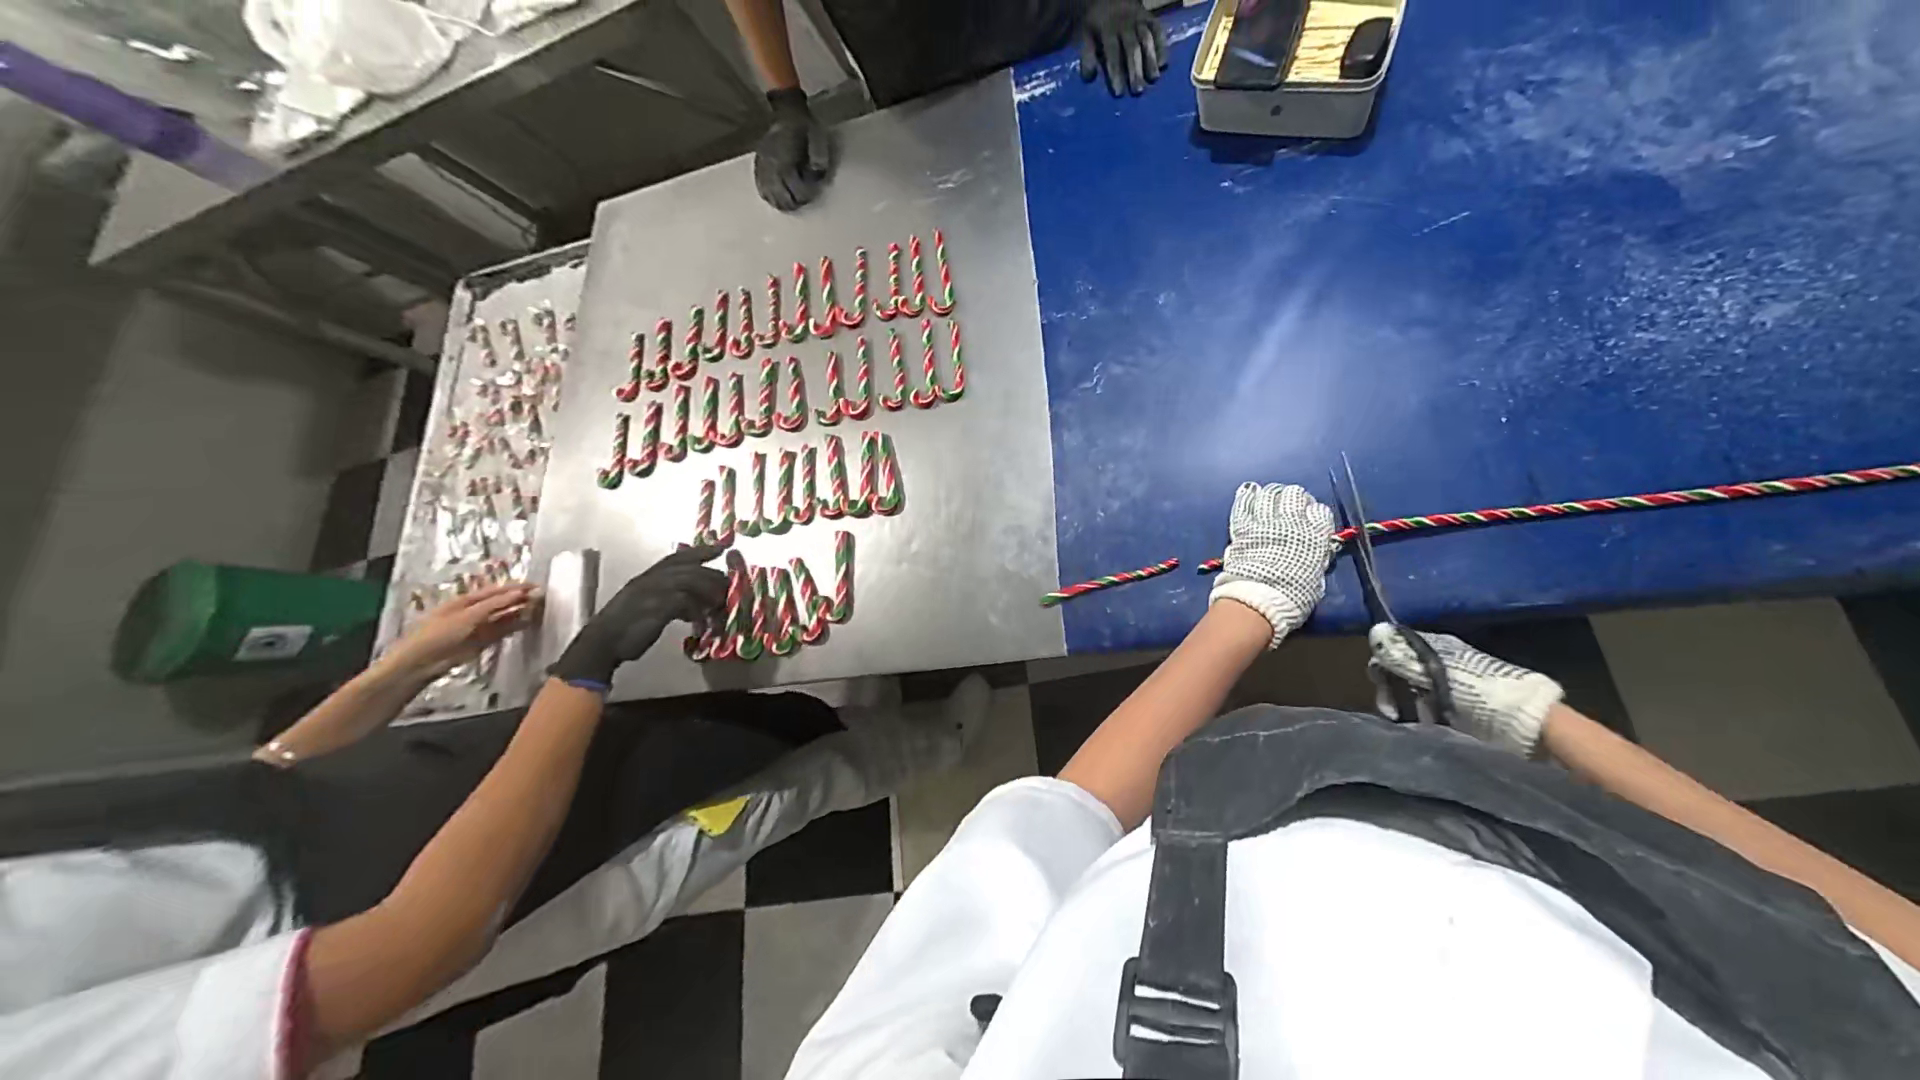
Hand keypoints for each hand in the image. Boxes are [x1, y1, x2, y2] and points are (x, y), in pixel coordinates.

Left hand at [384, 583, 540, 675]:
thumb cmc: (439, 634)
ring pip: (503, 616)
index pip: (495, 591)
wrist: (421, 663)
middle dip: (520, 599)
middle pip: (500, 602)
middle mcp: (473, 611)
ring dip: (519, 612)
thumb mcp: (467, 616)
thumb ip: (494, 605)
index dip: (515, 587)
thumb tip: (519, 593)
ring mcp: (478, 627)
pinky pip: (502, 630)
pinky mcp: (482, 642)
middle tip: (541, 597)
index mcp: (465, 600)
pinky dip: (515, 626)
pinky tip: (527, 623)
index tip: (536, 586)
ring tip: (538, 609)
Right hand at [549, 545, 727, 687]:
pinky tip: (700, 628)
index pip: (678, 557)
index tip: (721, 548)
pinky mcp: (656, 606)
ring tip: (719, 609)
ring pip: (691, 581)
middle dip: (713, 579)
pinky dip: (697, 614)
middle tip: (729, 592)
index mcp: (647, 577)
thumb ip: (670, 601)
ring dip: (709, 595)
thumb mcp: (648, 608)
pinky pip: (685, 601)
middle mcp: (650, 579)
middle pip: (691, 569)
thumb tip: (694, 605)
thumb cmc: (624, 630)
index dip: (700, 551)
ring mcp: (652, 590)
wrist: (601, 644)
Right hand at [753, 88, 831, 211]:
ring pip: (770, 196)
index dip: (807, 194)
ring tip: (791, 201)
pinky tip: (776, 197)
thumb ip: (818, 160)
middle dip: (796, 202)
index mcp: (787, 162)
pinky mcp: (760, 164)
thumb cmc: (804, 126)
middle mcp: (773, 167)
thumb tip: (817, 176)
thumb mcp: (817, 140)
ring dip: (782, 202)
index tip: (814, 191)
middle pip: (783, 198)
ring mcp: (764, 166)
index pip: (797, 191)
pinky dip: (769, 196)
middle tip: (804, 199)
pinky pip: (761, 188)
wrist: (787, 110)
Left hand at [1079, 0, 1167, 95]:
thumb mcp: (1087, 35)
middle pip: (1132, 48)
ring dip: (1150, 60)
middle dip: (1135, 70)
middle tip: (1138, 91)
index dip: (1115, 72)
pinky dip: (1162, 46)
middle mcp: (1126, 23)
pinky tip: (1163, 64)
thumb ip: (1088, 56)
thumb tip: (1090, 77)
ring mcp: (1140, 19)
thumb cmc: (1097, 23)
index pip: (1113, 52)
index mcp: (1108, 28)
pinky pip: (1158, 31)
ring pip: (1146, 40)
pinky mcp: (1151, 18)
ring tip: (1153, 79)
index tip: (1119, 93)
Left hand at [1209, 483, 1336, 647]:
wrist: (1258, 599)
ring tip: (1273, 495)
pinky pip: (1244, 505)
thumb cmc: (1293, 596)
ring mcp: (1264, 523)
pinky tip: (1249, 490)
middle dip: (1295, 497)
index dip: (1315, 513)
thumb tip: (1317, 549)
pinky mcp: (1242, 528)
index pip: (1320, 512)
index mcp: (1314, 536)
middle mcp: (1290, 523)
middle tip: (1292, 504)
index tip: (1312, 516)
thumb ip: (1316, 557)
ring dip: (1273, 493)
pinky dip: (1247, 496)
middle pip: (1295, 496)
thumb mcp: (1315, 576)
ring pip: (1270, 495)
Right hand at [1367, 627, 1563, 756]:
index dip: (1383, 664)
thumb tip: (1375, 632)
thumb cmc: (1481, 693)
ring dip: (1407, 702)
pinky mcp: (1458, 704)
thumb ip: (1404, 655)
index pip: (1394, 647)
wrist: (1526, 721)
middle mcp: (1440, 659)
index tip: (1379, 684)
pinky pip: (1427, 703)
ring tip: (1414, 718)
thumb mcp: (1438, 671)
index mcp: (1436, 646)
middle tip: (1392, 709)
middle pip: (1401, 668)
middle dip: (1393, 688)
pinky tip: (1428, 722)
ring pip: (1411, 687)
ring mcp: (1450, 682)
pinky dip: (1421, 712)